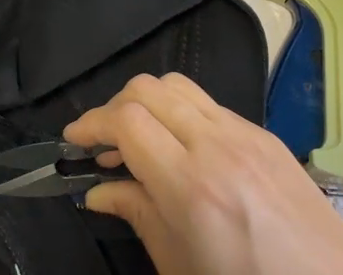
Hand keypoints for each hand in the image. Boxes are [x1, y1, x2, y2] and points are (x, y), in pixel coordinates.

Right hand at [64, 73, 342, 274]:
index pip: (126, 121)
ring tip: (139, 139)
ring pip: (179, 86)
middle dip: (115, 108)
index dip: (91, 123)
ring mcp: (247, 135)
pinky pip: (212, 106)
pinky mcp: (268, 137)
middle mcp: (218, 146)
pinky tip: (183, 151)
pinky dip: (183, 114)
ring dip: (148, 102)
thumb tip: (98, 190)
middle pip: (148, 89)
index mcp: (193, 187)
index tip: (74, 142)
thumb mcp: (180, 266)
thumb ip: (137, 216)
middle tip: (102, 143)